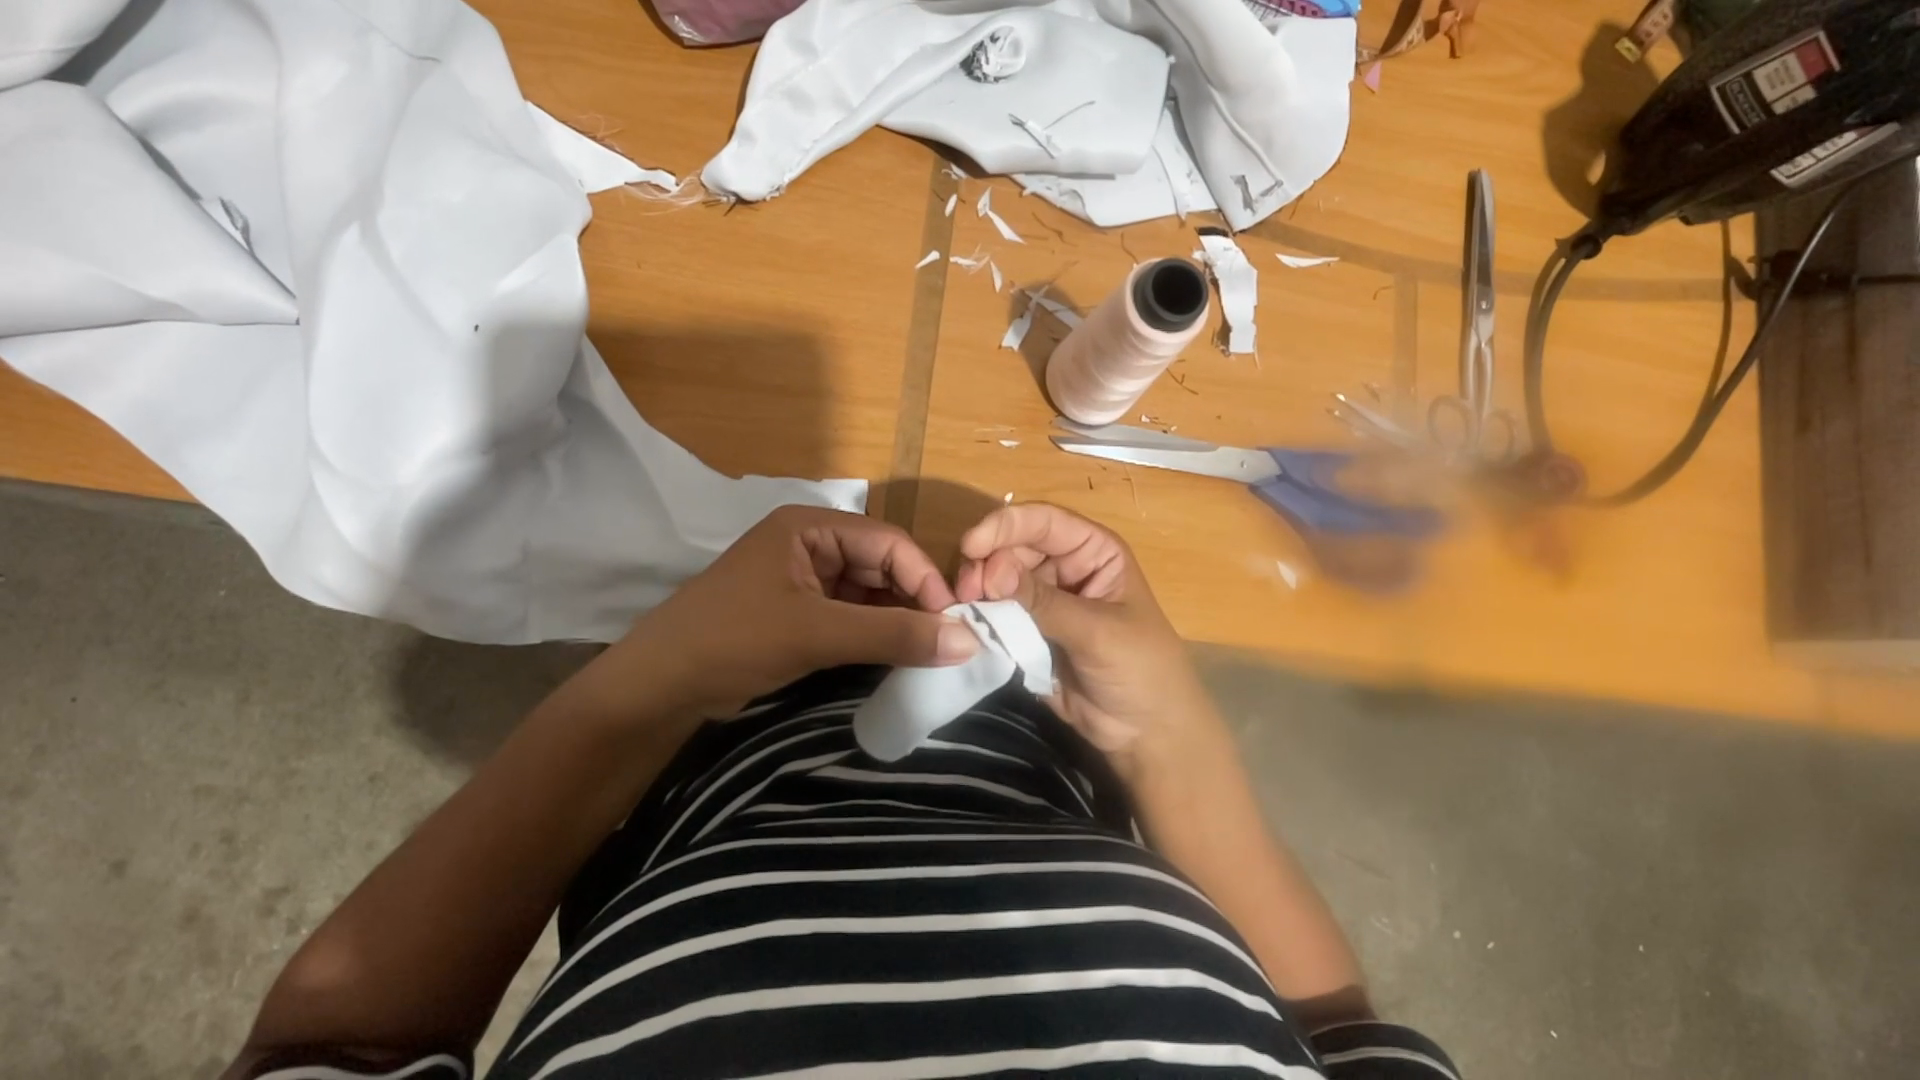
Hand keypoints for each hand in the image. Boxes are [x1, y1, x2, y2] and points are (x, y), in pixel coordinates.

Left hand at [613, 506, 978, 714]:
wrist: (658, 687)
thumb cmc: (733, 641)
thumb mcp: (817, 635)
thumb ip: (893, 636)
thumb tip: (968, 641)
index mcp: (809, 527)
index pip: (888, 542)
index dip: (925, 579)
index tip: (953, 622)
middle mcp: (808, 546)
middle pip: (880, 566)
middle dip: (913, 601)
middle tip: (946, 642)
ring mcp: (800, 582)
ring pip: (867, 595)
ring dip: (895, 622)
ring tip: (927, 653)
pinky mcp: (795, 616)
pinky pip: (849, 618)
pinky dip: (873, 636)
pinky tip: (894, 658)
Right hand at [955, 503, 1215, 774]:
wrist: (1145, 732)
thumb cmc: (1141, 670)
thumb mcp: (1097, 632)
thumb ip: (1043, 601)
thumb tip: (990, 570)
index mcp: (1093, 551)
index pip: (1043, 522)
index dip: (1005, 526)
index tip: (972, 545)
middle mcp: (1064, 568)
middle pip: (1012, 548)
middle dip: (985, 562)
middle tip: (965, 591)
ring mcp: (1042, 602)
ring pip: (996, 581)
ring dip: (976, 591)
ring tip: (963, 610)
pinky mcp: (1024, 634)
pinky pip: (994, 616)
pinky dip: (978, 618)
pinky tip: (965, 626)